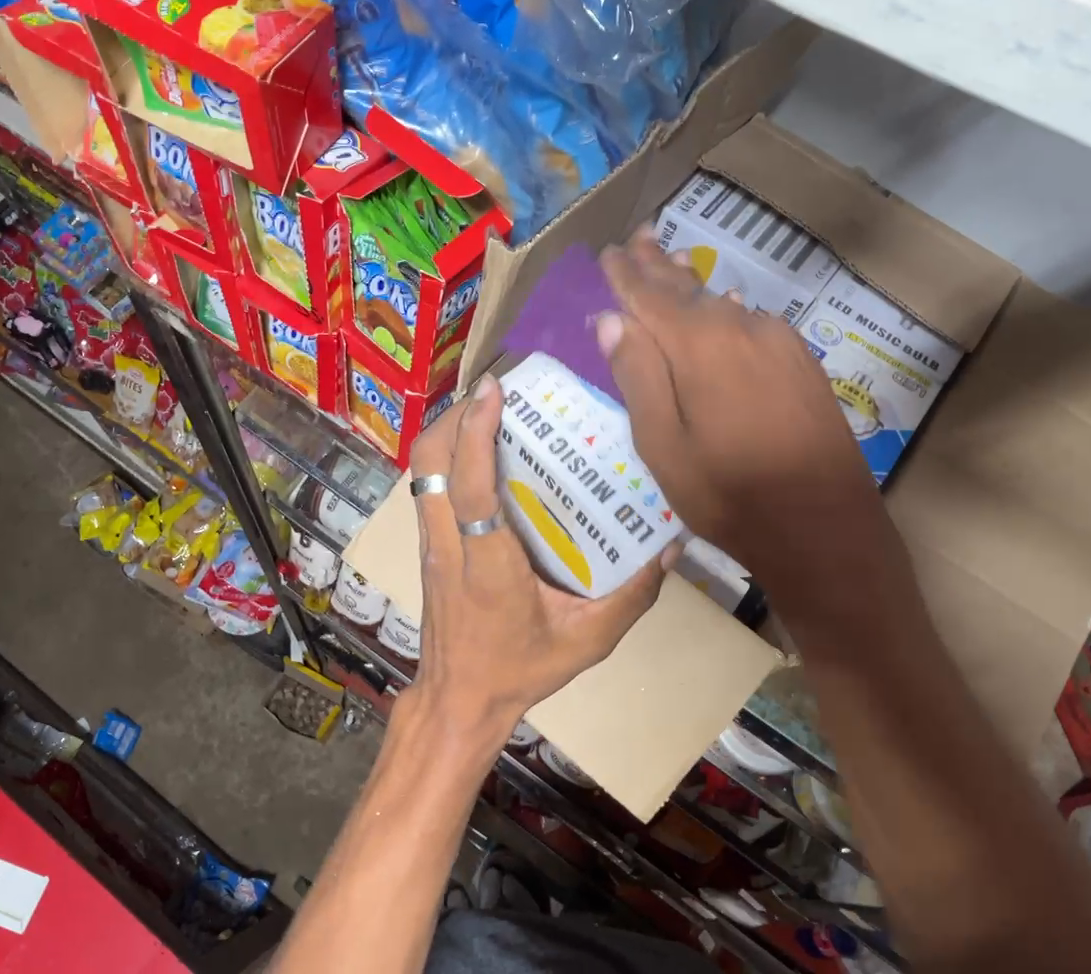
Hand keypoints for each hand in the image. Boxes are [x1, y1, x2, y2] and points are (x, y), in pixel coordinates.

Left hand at [407, 375, 672, 739]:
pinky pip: (427, 490)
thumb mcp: (588, 641)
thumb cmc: (519, 671)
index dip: (476, 433)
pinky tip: (482, 457)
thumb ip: (631, 596)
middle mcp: (448, 545)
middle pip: (429, 464)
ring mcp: (430, 545)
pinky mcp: (426, 549)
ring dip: (447, 434)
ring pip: (421, 473)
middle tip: (495, 394)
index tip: (493, 390)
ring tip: (488, 414)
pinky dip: (447, 460)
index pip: (472, 488)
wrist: (457, 701)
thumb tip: (670, 547)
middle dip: (454, 416)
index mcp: (488, 565)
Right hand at [597, 229, 897, 605]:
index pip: (649, 296)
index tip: (607, 253)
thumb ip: (637, 376)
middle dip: (658, 265)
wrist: (824, 526)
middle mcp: (740, 328)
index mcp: (697, 346)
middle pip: (688, 289)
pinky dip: (725, 309)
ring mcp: (778, 342)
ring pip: (721, 304)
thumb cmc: (728, 494)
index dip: (624, 275)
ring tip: (670, 260)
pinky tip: (722, 304)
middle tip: (639, 237)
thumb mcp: (662, 444)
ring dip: (691, 284)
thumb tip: (611, 320)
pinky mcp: (801, 362)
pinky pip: (751, 321)